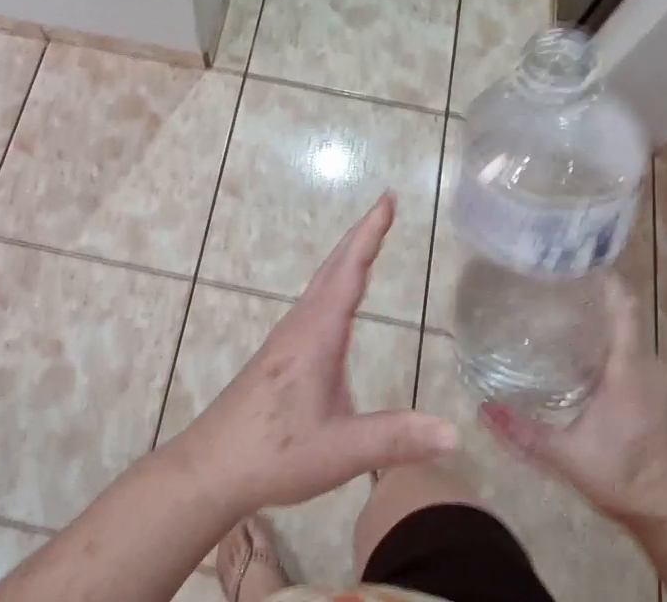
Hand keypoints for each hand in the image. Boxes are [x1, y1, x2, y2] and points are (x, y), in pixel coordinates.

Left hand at [171, 194, 458, 511]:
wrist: (211, 466)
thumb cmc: (274, 453)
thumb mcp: (341, 451)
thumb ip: (396, 439)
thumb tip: (455, 432)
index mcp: (316, 335)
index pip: (349, 272)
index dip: (370, 235)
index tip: (387, 199)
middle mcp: (300, 326)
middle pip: (332, 268)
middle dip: (360, 235)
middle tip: (384, 206)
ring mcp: (285, 340)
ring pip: (319, 285)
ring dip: (345, 258)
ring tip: (367, 242)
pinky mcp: (278, 356)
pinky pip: (313, 303)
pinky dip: (332, 284)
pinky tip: (336, 303)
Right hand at [477, 272, 666, 526]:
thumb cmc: (622, 478)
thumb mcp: (566, 457)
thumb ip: (523, 432)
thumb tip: (482, 408)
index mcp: (628, 370)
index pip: (622, 308)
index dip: (605, 280)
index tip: (577, 260)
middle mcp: (651, 367)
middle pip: (619, 323)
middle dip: (586, 311)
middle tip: (547, 302)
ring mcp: (663, 381)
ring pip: (626, 345)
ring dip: (598, 340)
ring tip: (559, 335)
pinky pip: (637, 363)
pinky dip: (613, 360)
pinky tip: (586, 373)